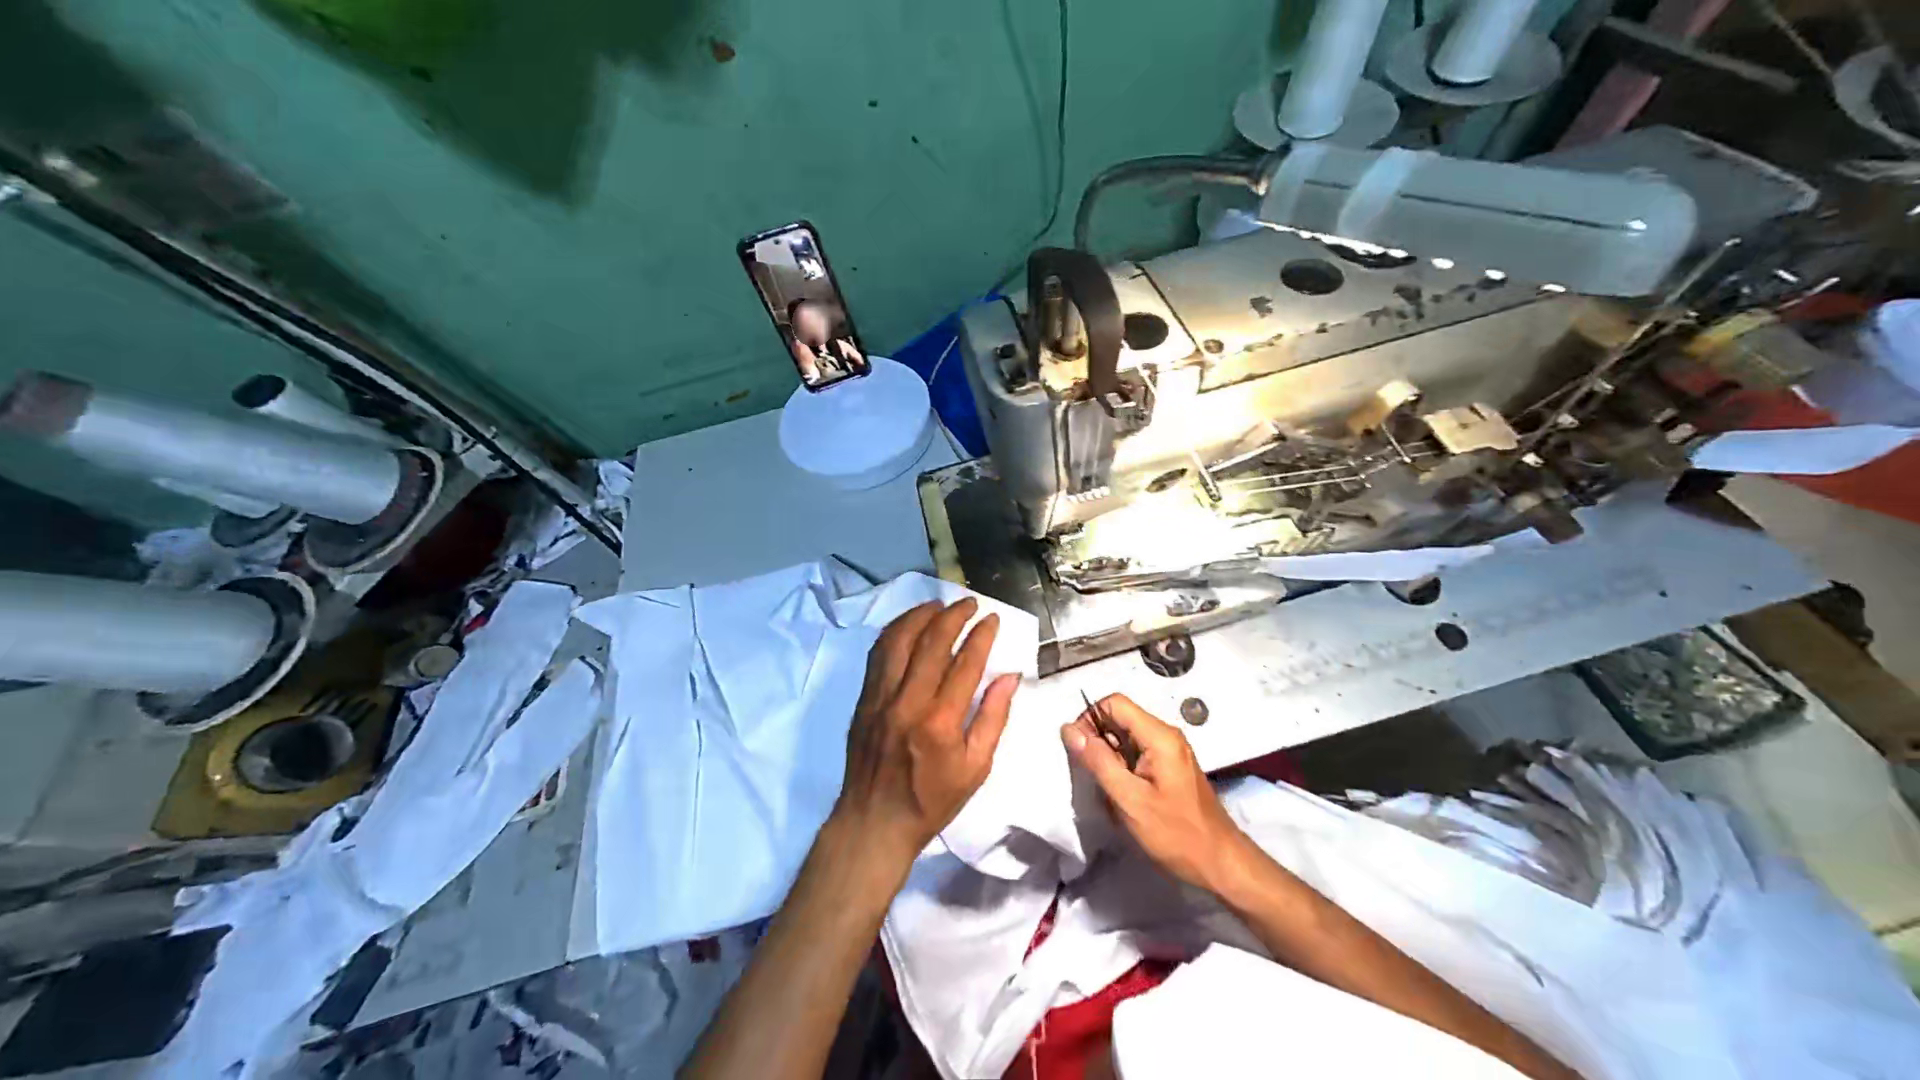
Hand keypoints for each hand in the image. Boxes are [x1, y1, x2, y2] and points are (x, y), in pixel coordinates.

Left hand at [833, 599, 1019, 870]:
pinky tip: (907, 624)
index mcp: (940, 722)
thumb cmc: (932, 799)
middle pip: (931, 643)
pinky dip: (894, 632)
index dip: (980, 636)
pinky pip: (877, 654)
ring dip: (920, 615)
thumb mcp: (976, 767)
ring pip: (899, 640)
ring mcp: (880, 697)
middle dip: (953, 616)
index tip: (991, 619)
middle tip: (969, 603)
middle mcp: (907, 702)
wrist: (875, 820)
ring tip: (938, 604)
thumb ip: (993, 717)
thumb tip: (1010, 676)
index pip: (964, 664)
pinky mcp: (863, 698)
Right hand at [1062, 694, 1250, 892]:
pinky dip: (1121, 766)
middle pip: (1121, 717)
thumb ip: (1098, 761)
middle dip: (1098, 738)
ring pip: (1126, 736)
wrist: (1220, 864)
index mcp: (1160, 736)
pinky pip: (1136, 752)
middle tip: (1090, 772)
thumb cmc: (1175, 833)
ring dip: (1108, 755)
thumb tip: (1069, 729)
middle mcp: (1166, 735)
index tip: (1077, 748)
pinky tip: (1120, 792)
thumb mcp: (1129, 799)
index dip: (1089, 718)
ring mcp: (1170, 751)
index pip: (1115, 703)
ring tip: (1105, 786)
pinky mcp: (1169, 767)